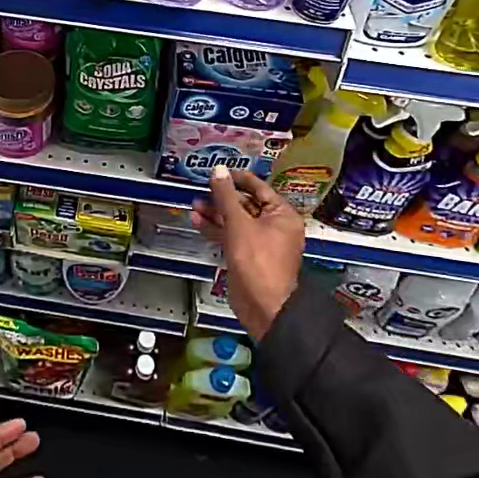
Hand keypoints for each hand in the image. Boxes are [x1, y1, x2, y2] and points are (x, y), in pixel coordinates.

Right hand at [192, 165, 304, 339]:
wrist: (262, 306)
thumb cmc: (259, 264)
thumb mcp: (239, 224)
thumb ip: (226, 196)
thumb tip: (218, 172)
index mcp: (282, 214)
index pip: (259, 187)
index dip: (238, 178)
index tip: (220, 171)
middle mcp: (274, 226)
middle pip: (245, 204)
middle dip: (222, 198)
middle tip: (203, 189)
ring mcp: (260, 241)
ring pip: (236, 220)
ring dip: (216, 213)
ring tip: (196, 204)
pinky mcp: (247, 255)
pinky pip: (231, 235)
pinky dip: (216, 228)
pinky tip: (198, 221)